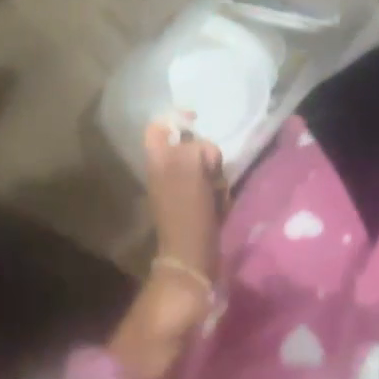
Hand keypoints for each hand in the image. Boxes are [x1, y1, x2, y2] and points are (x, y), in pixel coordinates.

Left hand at [143, 119, 224, 277]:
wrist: (190, 259)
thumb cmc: (188, 212)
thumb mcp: (189, 169)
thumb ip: (195, 147)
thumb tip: (203, 147)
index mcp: (157, 160)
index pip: (160, 127)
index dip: (177, 119)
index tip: (198, 121)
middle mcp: (164, 171)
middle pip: (189, 147)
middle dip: (206, 156)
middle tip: (212, 170)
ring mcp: (179, 190)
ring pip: (204, 168)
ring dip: (216, 178)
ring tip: (218, 194)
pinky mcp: (193, 206)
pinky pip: (211, 189)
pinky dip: (219, 195)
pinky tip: (221, 208)